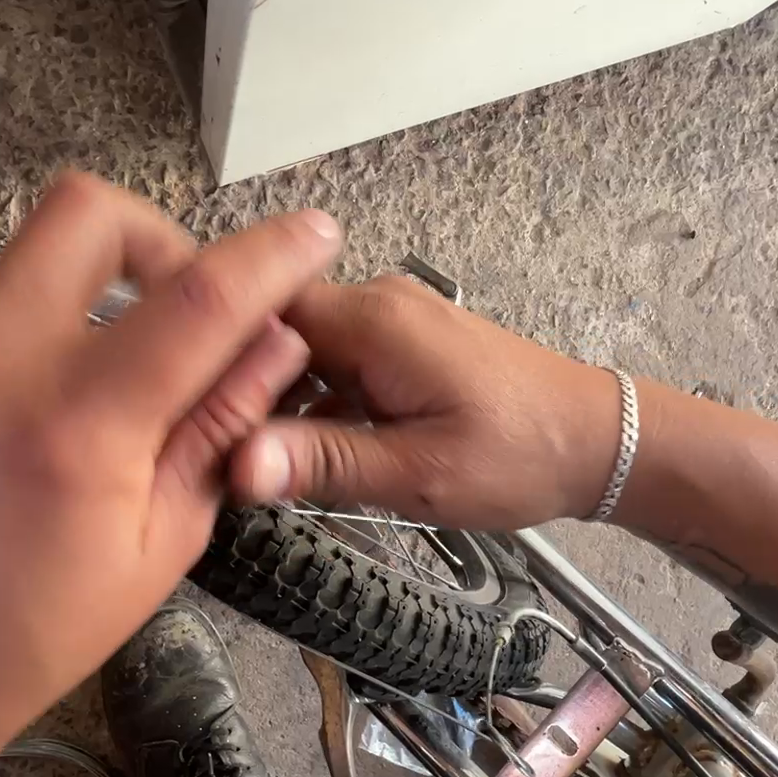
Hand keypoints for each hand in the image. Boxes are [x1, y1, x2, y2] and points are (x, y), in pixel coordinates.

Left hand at [0, 173, 339, 776]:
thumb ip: (223, 423)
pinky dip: (34, 349)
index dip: (270, 256)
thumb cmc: (52, 626)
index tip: (310, 233)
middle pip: (85, 212)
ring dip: (96, 304)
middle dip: (158, 237)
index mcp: (76, 430)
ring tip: (106, 392)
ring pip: (33, 265)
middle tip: (183, 302)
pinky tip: (31, 426)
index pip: (198, 303)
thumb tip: (276, 341)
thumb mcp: (170, 536)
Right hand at [231, 274, 619, 529]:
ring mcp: (395, 323)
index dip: (213, 354)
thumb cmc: (519, 455)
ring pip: (306, 350)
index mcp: (373, 322)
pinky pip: (340, 364)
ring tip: (249, 457)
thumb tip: (237, 464)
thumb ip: (325, 463)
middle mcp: (378, 305)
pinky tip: (308, 450)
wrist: (598, 441)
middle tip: (208, 445)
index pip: (261, 310)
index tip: (180, 406)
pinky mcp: (408, 347)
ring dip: (280, 399)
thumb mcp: (417, 472)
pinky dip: (318, 403)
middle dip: (242, 384)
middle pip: (278, 329)